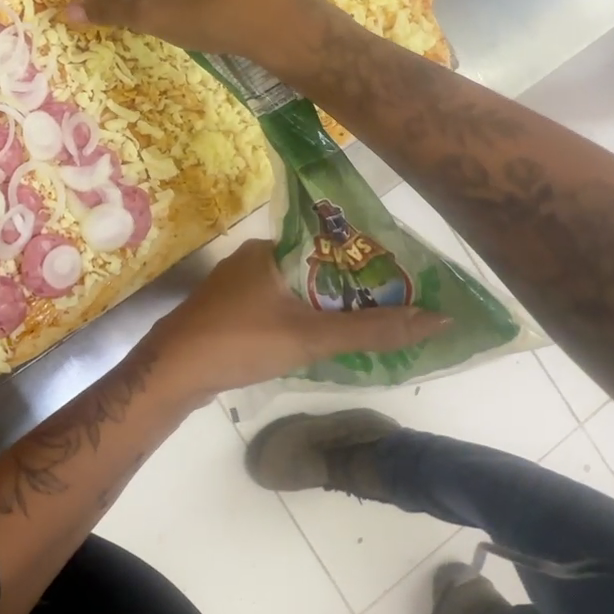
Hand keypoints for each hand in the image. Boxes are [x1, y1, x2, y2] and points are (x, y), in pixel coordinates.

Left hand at [144, 239, 450, 396]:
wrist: (174, 370)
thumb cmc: (240, 341)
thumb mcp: (312, 336)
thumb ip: (373, 329)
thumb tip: (439, 319)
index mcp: (268, 251)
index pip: (331, 243)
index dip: (370, 260)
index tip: (409, 278)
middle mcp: (253, 261)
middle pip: (318, 270)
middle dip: (356, 290)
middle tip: (405, 309)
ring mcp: (239, 288)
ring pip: (299, 293)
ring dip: (333, 309)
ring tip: (380, 327)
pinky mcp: (232, 313)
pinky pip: (281, 310)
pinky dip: (307, 322)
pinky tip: (331, 341)